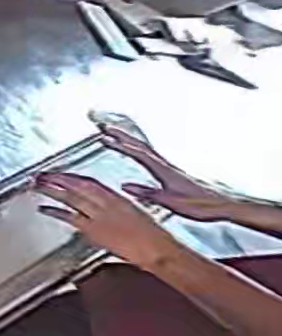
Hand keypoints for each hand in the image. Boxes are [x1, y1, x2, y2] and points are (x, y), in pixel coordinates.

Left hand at [35, 172, 186, 270]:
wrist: (162, 253)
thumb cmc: (155, 237)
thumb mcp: (136, 214)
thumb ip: (116, 206)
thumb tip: (100, 201)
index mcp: (121, 201)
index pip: (91, 184)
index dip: (71, 177)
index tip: (58, 174)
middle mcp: (109, 205)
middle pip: (77, 187)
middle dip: (56, 179)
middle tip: (39, 175)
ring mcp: (100, 217)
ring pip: (70, 198)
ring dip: (50, 190)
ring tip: (36, 186)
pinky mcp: (93, 229)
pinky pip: (68, 217)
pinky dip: (53, 211)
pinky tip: (42, 209)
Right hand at [100, 124, 244, 221]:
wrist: (228, 207)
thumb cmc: (203, 205)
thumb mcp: (171, 202)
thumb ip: (148, 193)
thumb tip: (126, 186)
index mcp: (165, 171)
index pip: (140, 155)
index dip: (122, 146)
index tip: (106, 139)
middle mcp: (168, 167)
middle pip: (144, 147)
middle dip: (125, 137)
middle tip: (109, 129)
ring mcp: (172, 169)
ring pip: (149, 151)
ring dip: (133, 142)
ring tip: (119, 137)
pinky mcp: (175, 173)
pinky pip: (154, 158)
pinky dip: (142, 151)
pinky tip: (140, 154)